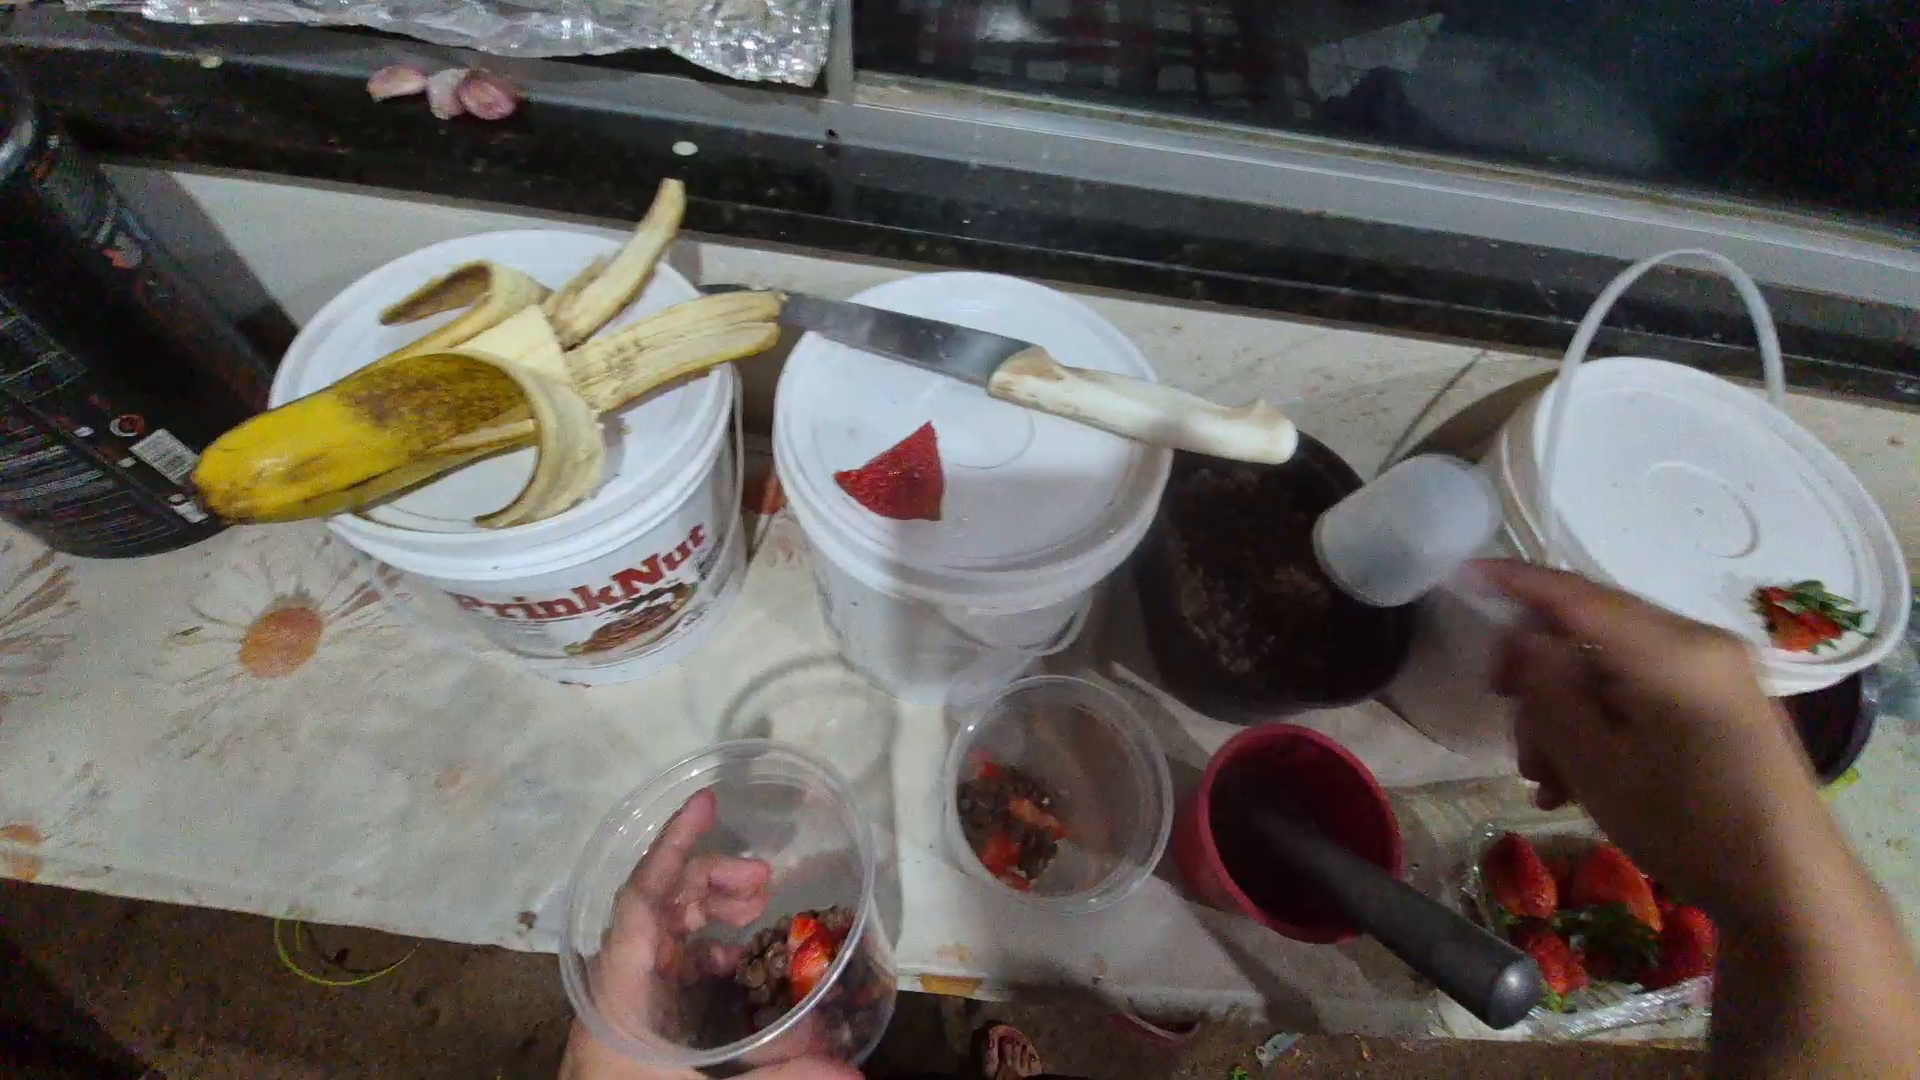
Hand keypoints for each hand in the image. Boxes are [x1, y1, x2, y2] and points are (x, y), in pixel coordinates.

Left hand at [559, 789, 861, 1079]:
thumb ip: (781, 1076)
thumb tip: (857, 1070)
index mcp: (619, 990)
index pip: (641, 895)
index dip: (673, 843)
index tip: (708, 801)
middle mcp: (619, 982)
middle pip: (661, 900)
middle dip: (714, 875)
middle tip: (766, 880)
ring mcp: (628, 997)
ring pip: (667, 925)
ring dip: (713, 904)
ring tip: (759, 903)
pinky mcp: (639, 1017)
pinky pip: (672, 958)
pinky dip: (708, 944)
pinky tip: (738, 955)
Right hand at [1473, 560, 1826, 930]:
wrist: (1789, 890)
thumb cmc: (1681, 820)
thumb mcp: (1590, 755)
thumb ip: (1546, 684)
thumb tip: (1522, 638)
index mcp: (1670, 650)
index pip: (1574, 595)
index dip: (1512, 580)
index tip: (1461, 573)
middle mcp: (1695, 645)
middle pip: (1580, 633)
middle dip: (1533, 675)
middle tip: (1503, 712)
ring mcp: (1709, 672)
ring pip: (1597, 667)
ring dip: (1557, 712)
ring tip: (1543, 774)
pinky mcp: (1712, 699)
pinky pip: (1628, 690)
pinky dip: (1591, 722)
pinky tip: (1571, 775)